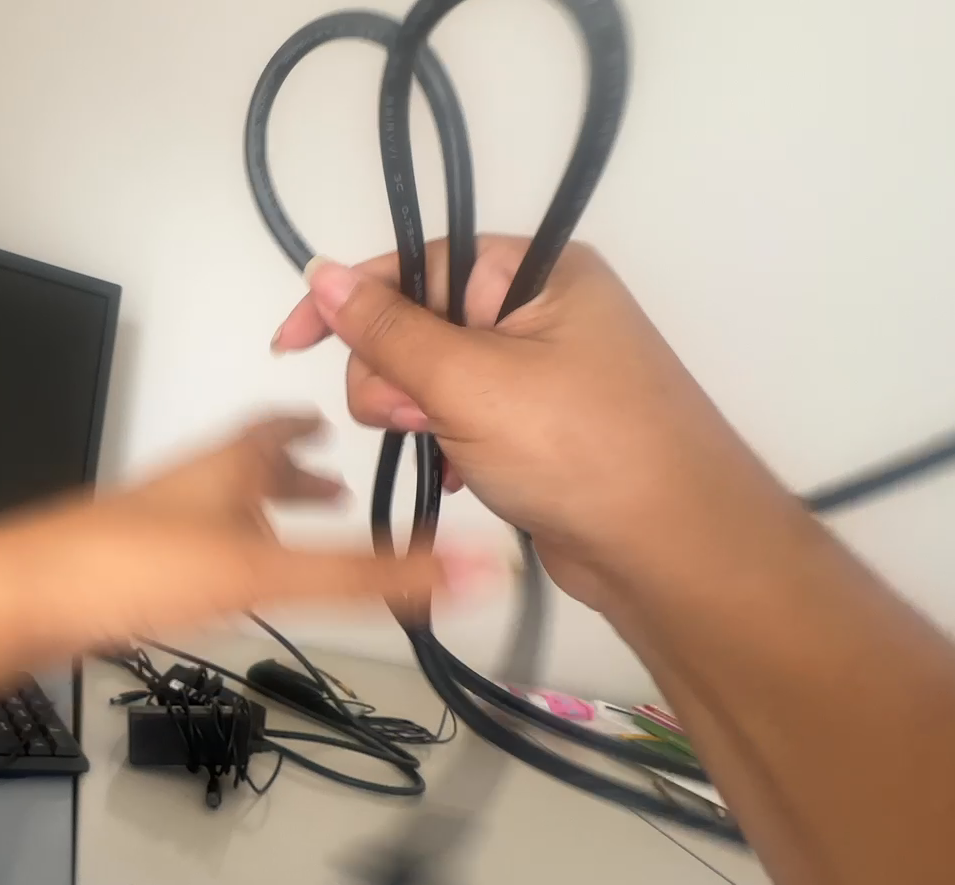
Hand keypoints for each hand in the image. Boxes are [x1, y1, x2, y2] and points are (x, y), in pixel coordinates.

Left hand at [0, 415, 469, 652]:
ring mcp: (145, 524)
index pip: (269, 432)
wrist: (28, 598)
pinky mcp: (118, 565)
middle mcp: (181, 487)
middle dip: (287, 475)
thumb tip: (478, 569)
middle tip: (324, 484)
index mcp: (220, 470)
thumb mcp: (266, 571)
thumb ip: (367, 577)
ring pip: (208, 508)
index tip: (329, 425)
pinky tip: (207, 586)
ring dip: (249, 515)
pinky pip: (178, 547)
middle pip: (240, 467)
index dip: (304, 428)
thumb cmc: (139, 567)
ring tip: (279, 539)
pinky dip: (211, 552)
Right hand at [271, 237, 795, 606]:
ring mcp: (525, 370)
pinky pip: (444, 414)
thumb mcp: (468, 381)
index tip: (289, 345)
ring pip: (418, 378)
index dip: (346, 301)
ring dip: (410, 414)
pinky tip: (455, 468)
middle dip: (390, 377)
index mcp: (532, 274)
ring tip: (443, 446)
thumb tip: (324, 275)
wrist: (665, 548)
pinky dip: (435, 440)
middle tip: (417, 417)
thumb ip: (387, 330)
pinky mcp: (519, 421)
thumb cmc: (578, 450)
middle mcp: (529, 312)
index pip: (411, 266)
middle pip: (408, 326)